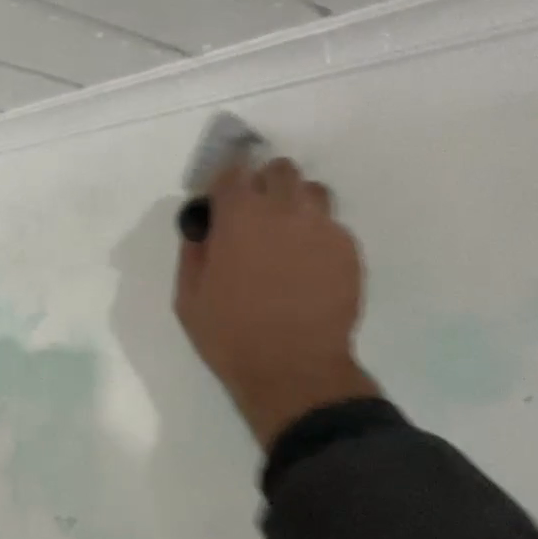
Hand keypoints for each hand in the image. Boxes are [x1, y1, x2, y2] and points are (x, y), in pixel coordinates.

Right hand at [173, 156, 379, 446]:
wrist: (292, 368)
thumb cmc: (230, 336)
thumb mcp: (189, 300)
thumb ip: (194, 254)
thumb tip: (201, 228)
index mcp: (241, 218)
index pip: (233, 172)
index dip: (223, 184)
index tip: (218, 203)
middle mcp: (286, 210)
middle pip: (279, 171)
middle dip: (262, 186)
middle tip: (252, 220)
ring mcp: (323, 227)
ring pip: (311, 192)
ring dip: (293, 206)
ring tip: (283, 241)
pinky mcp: (348, 248)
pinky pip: (330, 228)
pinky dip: (314, 239)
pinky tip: (303, 271)